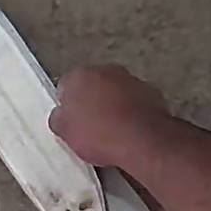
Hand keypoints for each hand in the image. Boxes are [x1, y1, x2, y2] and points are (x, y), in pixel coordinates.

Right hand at [49, 65, 174, 167]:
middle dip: (90, 103)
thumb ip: (59, 118)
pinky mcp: (152, 93)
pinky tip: (129, 133)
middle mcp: (106, 70)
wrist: (141, 141)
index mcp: (79, 75)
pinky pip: (135, 103)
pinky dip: (132, 113)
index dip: (66, 106)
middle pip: (92, 86)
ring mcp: (131, 79)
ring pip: (115, 93)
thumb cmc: (100, 134)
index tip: (70, 122)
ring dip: (112, 107)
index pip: (65, 86)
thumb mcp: (64, 132)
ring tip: (111, 134)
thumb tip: (61, 116)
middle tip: (89, 129)